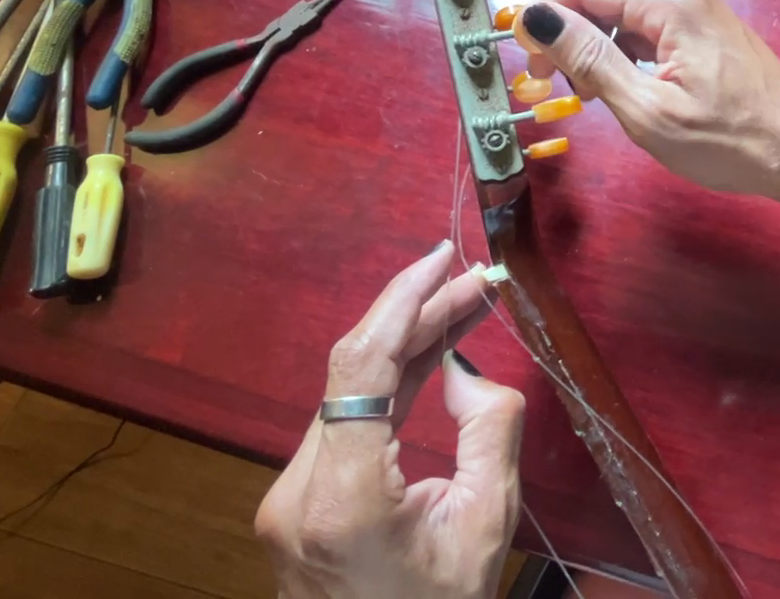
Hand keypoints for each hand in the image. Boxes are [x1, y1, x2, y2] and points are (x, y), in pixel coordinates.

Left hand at [255, 245, 524, 598]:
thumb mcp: (489, 518)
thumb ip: (488, 426)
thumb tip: (461, 370)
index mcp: (344, 496)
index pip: (361, 367)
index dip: (402, 301)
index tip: (444, 260)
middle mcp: (299, 486)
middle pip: (357, 367)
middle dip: (420, 312)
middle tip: (477, 280)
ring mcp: (290, 491)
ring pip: (352, 385)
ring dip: (411, 339)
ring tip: (466, 303)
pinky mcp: (299, 494)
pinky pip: (350, 413)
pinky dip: (395, 375)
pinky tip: (433, 350)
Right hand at [521, 0, 779, 201]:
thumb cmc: (733, 142)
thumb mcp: (648, 110)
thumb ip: (590, 59)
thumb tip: (538, 18)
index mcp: (670, 2)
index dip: (544, 18)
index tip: (534, 66)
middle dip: (569, 35)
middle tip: (563, 89)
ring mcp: (698, 11)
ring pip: (623, 14)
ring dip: (596, 48)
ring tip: (596, 97)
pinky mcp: (706, 32)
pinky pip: (649, 30)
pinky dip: (625, 55)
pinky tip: (627, 90)